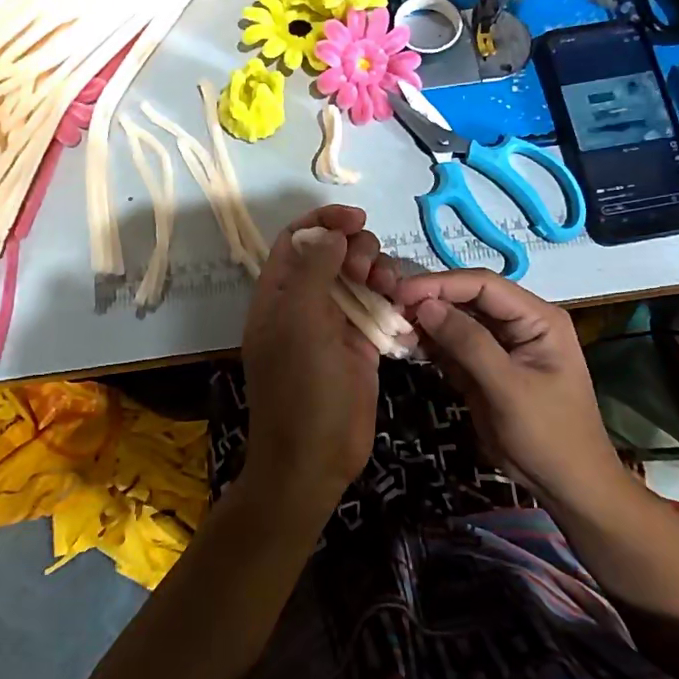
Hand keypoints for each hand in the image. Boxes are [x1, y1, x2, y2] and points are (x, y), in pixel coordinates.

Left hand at [240, 205, 383, 506]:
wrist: (315, 460)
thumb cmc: (301, 390)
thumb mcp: (300, 323)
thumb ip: (311, 271)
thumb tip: (327, 231)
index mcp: (277, 295)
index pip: (297, 239)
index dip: (324, 221)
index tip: (357, 218)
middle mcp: (303, 304)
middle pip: (331, 254)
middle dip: (354, 248)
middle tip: (370, 268)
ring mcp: (332, 326)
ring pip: (356, 280)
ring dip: (376, 273)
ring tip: (389, 288)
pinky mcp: (359, 346)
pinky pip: (375, 309)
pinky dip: (389, 300)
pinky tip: (401, 305)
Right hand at [383, 267, 624, 502]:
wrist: (566, 485)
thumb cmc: (548, 433)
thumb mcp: (509, 387)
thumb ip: (469, 343)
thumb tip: (426, 305)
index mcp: (536, 317)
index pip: (483, 285)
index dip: (441, 284)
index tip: (402, 292)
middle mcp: (518, 323)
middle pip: (467, 299)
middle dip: (430, 301)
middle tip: (389, 307)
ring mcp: (500, 347)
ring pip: (456, 322)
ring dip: (426, 323)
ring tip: (392, 326)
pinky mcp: (483, 370)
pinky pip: (453, 348)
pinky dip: (430, 346)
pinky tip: (406, 345)